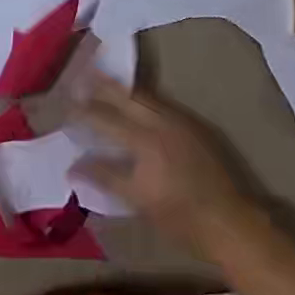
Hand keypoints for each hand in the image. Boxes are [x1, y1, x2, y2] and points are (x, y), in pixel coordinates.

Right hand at [70, 74, 261, 261]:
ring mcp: (180, 122)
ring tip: (105, 80)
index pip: (107, 119)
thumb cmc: (178, 215)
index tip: (67, 104)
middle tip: (83, 75)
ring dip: (123, 89)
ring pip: (146, 97)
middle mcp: (162, 123)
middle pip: (127, 97)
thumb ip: (104, 177)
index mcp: (145, 141)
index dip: (85, 111)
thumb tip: (72, 166)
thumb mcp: (136, 199)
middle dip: (103, 86)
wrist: (226, 219)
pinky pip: (162, 104)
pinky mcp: (193, 126)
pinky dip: (143, 99)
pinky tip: (136, 100)